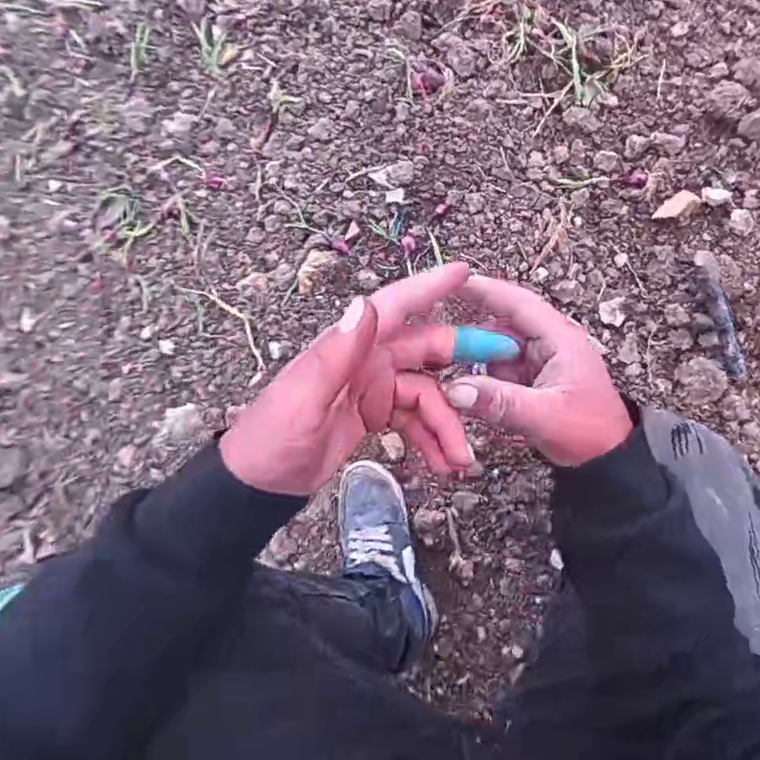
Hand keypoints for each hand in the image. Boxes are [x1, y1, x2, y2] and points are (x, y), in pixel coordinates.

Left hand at [220, 263, 474, 495]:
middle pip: (426, 350)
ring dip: (448, 423)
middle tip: (502, 370)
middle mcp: (366, 359)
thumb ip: (335, 354)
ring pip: (428, 393)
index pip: (394, 306)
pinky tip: (443, 463)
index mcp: (349, 347)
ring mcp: (372, 386)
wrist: (257, 487)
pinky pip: (415, 419)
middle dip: (465, 360)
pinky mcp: (375, 413)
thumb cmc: (272, 440)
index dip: (430, 286)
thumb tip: (363, 304)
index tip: (464, 272)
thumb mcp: (303, 400)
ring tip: (461, 459)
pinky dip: (432, 438)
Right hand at [443, 275, 632, 466]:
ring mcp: (541, 361)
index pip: (519, 303)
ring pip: (498, 348)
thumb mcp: (545, 417)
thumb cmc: (590, 432)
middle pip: (502, 326)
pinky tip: (468, 388)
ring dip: (476, 357)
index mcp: (560, 339)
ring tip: (446, 367)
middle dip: (471, 333)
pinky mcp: (534, 380)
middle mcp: (550, 343)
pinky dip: (485, 376)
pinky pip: (502, 369)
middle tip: (437, 341)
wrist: (610, 460)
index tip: (454, 282)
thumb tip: (456, 390)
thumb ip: (501, 402)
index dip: (486, 290)